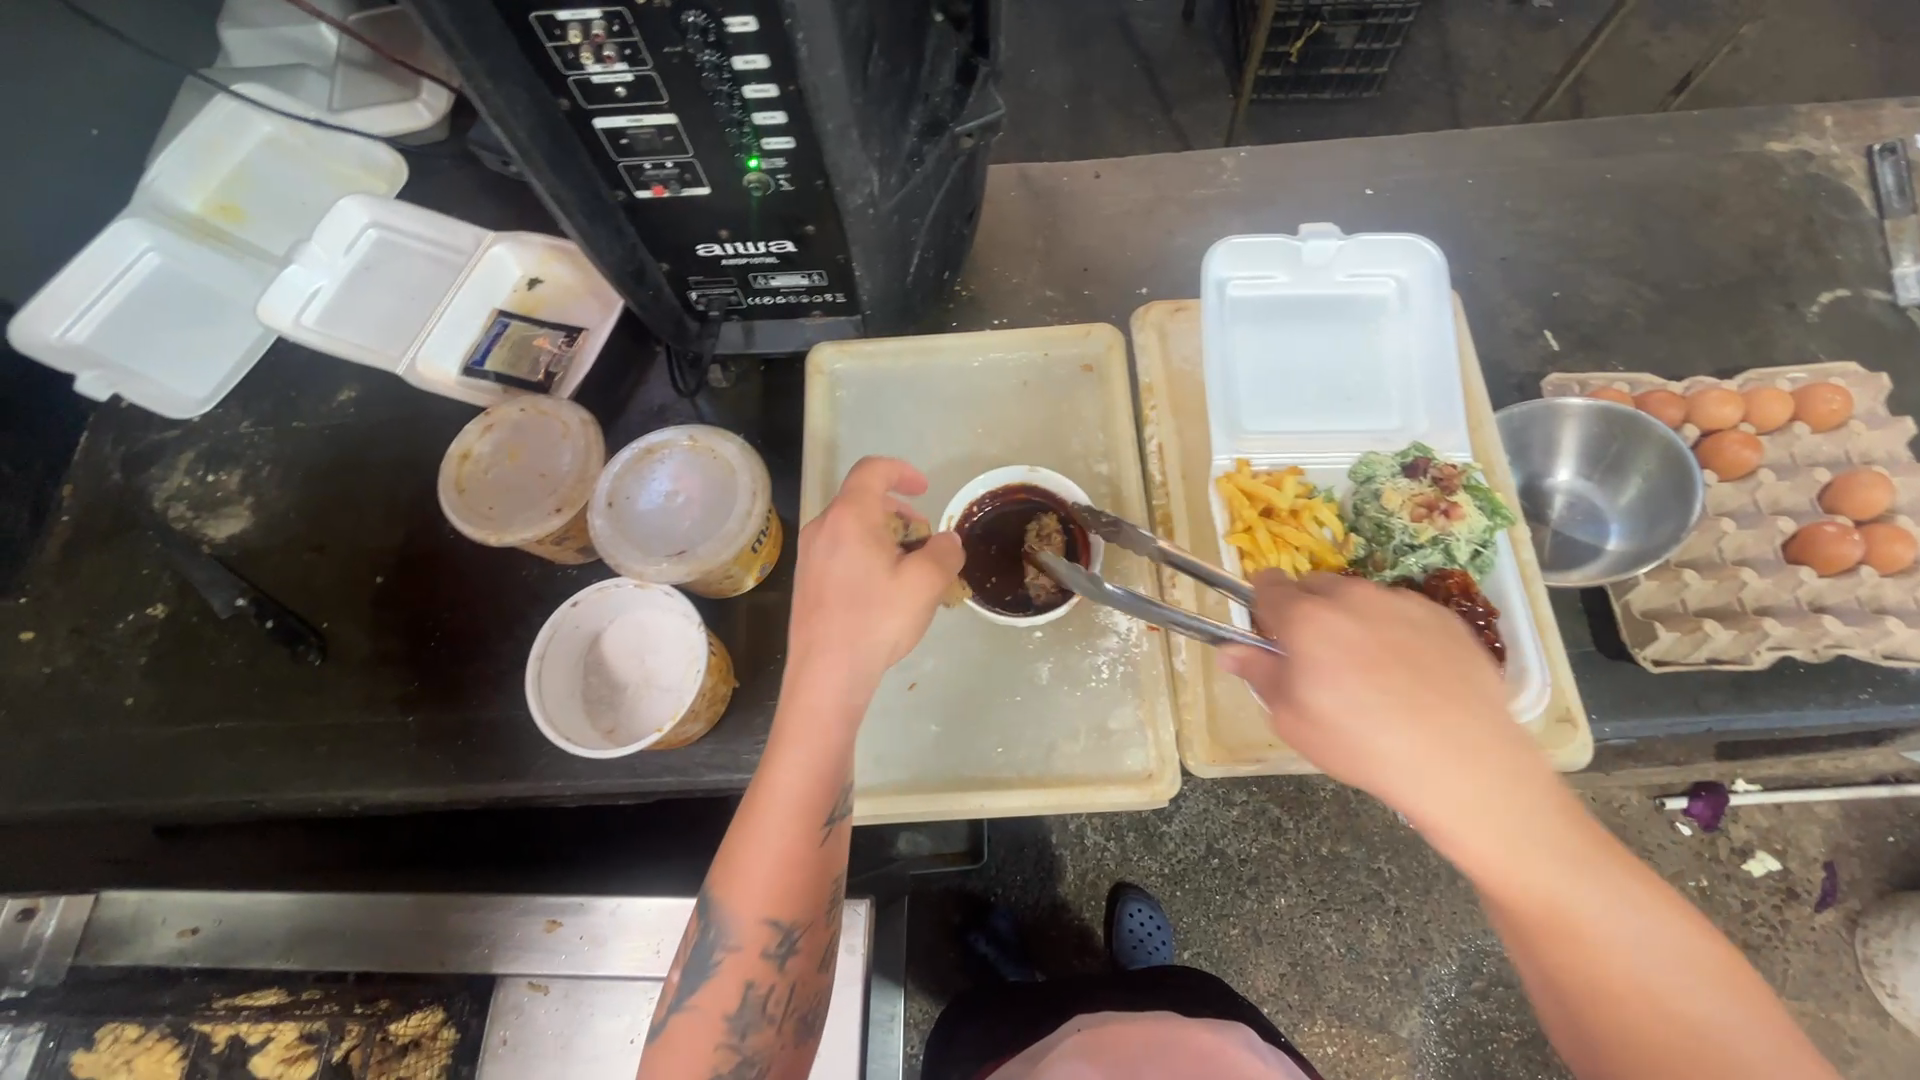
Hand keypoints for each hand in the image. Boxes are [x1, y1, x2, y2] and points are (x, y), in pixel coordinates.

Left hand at [784, 457, 963, 702]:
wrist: (826, 674)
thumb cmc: (876, 621)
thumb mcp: (925, 584)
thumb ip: (944, 553)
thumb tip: (947, 541)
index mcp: (849, 517)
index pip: (872, 470)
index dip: (901, 471)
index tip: (925, 489)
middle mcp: (823, 528)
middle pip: (862, 501)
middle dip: (900, 513)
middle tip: (924, 541)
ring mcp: (809, 556)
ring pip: (852, 529)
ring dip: (885, 538)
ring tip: (909, 571)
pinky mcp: (806, 582)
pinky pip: (840, 552)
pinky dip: (867, 555)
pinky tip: (884, 592)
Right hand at [1218, 571, 1558, 838]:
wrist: (1462, 760)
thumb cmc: (1361, 744)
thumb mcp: (1292, 720)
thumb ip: (1259, 675)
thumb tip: (1231, 651)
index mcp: (1306, 618)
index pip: (1266, 584)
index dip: (1262, 606)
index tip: (1270, 632)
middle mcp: (1352, 596)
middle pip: (1313, 586)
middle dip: (1307, 612)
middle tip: (1317, 658)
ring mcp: (1402, 602)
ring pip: (1359, 598)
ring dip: (1351, 620)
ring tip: (1369, 671)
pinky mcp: (1443, 616)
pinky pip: (1402, 612)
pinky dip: (1394, 631)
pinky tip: (1408, 675)